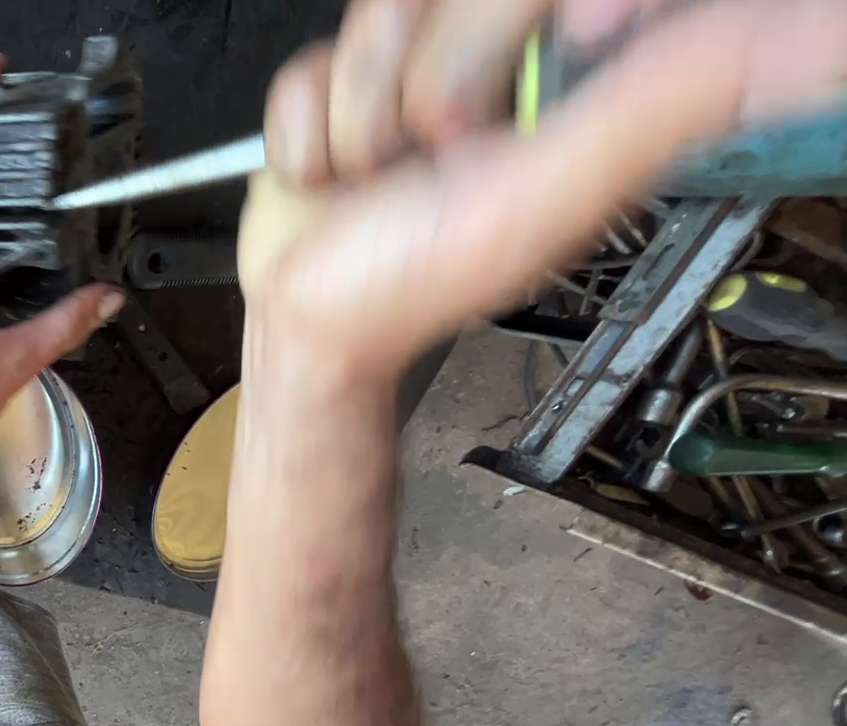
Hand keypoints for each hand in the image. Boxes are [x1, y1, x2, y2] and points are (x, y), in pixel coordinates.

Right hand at [239, 0, 846, 390]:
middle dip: (424, 93)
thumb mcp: (548, 199)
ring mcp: (400, 76)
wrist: (302, 324)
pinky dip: (308, 139)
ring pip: (372, 21)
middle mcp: (487, 62)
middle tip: (433, 159)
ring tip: (373, 178)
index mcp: (568, 72)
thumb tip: (831, 40)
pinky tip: (330, 177)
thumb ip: (673, 102)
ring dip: (358, 124)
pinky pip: (308, 73)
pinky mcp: (330, 97)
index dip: (509, 23)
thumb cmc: (407, 285)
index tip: (516, 92)